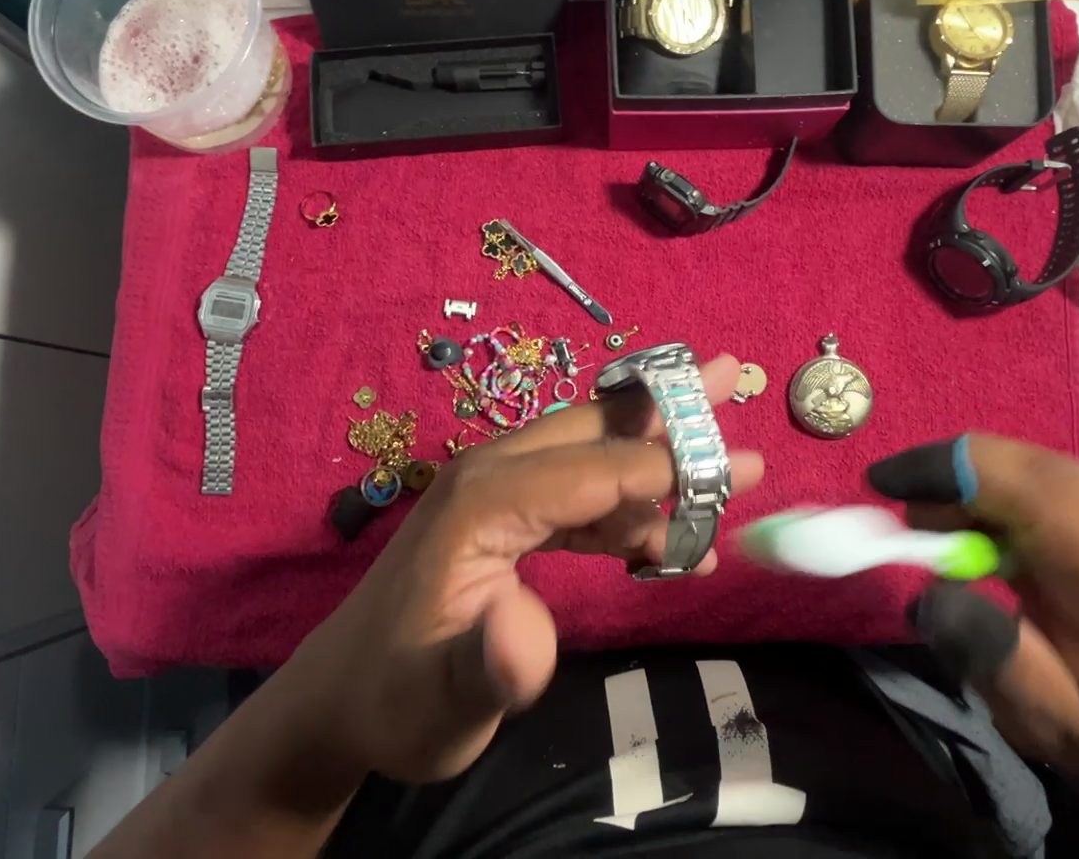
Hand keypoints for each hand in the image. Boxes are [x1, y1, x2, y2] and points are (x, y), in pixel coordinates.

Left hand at [287, 353, 762, 782]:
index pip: (588, 470)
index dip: (661, 468)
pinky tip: (673, 543)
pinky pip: (580, 497)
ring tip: (734, 462)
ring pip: (591, 455)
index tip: (731, 468)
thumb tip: (527, 621)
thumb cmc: (396, 701)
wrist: (345, 698)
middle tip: (732, 375)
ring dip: (660, 458)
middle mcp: (491, 477)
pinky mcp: (505, 517)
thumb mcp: (443, 703)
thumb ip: (490, 667)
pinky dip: (631, 512)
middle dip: (666, 411)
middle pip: (592, 430)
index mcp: (481, 503)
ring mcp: (497, 493)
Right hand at [866, 434, 1078, 796]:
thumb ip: (986, 652)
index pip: (1018, 479)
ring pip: (1008, 458)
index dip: (938, 469)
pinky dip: (988, 495)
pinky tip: (997, 546)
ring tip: (962, 555)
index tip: (877, 487)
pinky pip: (1024, 469)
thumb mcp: (1047, 718)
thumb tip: (926, 592)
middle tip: (916, 542)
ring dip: (965, 494)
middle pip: (1002, 458)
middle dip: (940, 485)